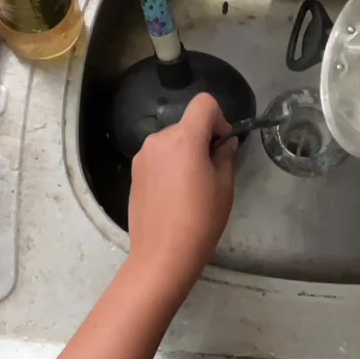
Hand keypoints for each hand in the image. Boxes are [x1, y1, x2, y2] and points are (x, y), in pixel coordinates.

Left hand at [126, 93, 236, 283]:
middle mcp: (158, 140)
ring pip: (171, 142)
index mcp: (183, 138)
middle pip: (186, 124)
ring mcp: (142, 156)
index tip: (222, 144)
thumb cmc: (200, 219)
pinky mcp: (134, 173)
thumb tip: (224, 144)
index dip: (219, 118)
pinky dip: (170, 166)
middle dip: (202, 139)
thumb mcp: (224, 186)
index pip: (204, 103)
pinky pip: (158, 158)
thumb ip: (225, 156)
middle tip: (211, 171)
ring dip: (184, 153)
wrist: (162, 255)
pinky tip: (174, 196)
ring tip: (192, 187)